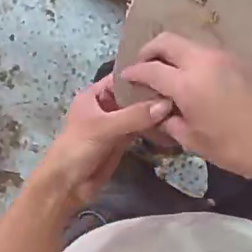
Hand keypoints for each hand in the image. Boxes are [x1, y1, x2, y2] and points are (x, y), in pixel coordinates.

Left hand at [33, 76, 171, 204]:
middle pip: (133, 95)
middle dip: (153, 92)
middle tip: (183, 86)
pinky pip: (141, 129)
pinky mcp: (122, 141)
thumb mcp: (103, 128)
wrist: (67, 185)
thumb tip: (166, 104)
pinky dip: (154, 126)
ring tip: (183, 102)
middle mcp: (105, 106)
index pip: (121, 77)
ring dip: (156, 110)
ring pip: (139, 112)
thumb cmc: (77, 149)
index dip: (141, 72)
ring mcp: (115, 124)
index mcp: (94, 95)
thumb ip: (134, 116)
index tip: (169, 66)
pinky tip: (174, 120)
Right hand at [119, 32, 251, 178]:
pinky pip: (206, 52)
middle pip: (167, 41)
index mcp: (187, 84)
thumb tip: (160, 109)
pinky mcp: (239, 61)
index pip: (150, 69)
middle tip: (143, 68)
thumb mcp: (191, 139)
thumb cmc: (233, 148)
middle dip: (149, 51)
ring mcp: (224, 58)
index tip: (125, 78)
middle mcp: (203, 62)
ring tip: (167, 74)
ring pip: (188, 44)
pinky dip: (191, 60)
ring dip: (172, 54)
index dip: (133, 73)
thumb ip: (169, 119)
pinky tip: (192, 80)